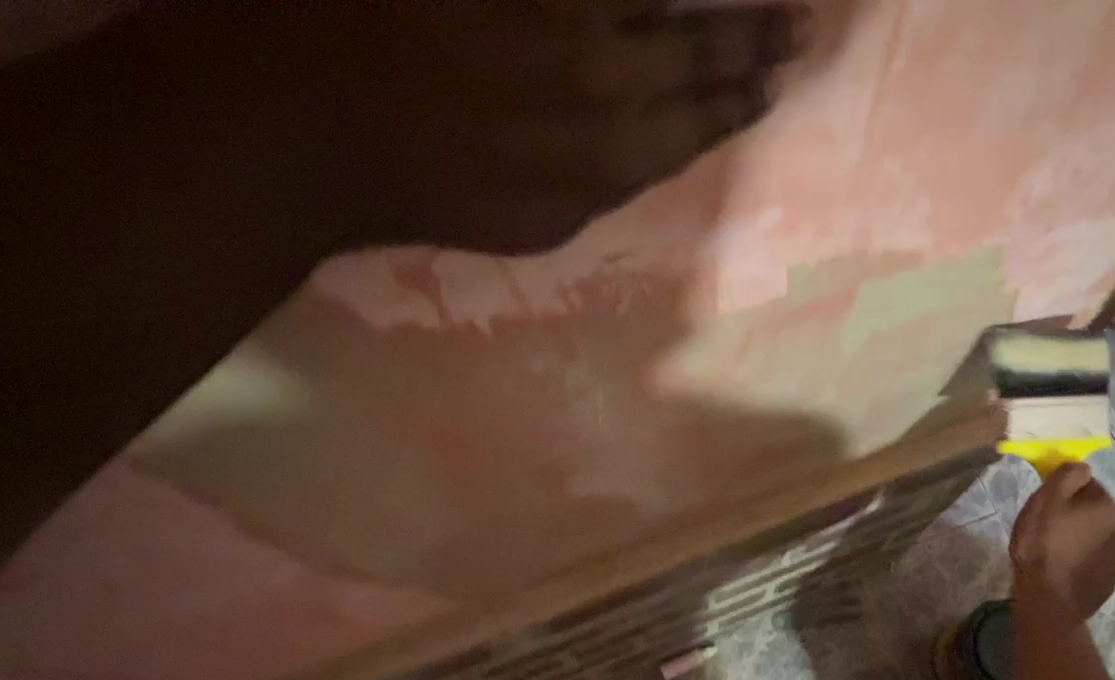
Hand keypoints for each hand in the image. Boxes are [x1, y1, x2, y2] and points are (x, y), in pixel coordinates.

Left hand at [307, 0, 811, 253]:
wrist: (316, 122)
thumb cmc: (425, 191)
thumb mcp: (534, 223)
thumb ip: (600, 186)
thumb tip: (642, 152)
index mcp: (609, 154)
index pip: (700, 121)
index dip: (739, 102)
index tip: (769, 86)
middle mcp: (602, 71)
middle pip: (697, 45)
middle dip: (753, 36)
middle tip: (798, 25)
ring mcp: (559, 12)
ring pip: (658, 2)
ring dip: (719, 11)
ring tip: (765, 12)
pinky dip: (639, 2)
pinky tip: (656, 5)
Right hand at [1009, 462, 1114, 619]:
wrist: (1048, 601)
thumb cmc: (1042, 545)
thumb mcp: (1046, 500)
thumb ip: (1066, 476)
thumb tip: (1084, 467)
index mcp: (1105, 506)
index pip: (1087, 485)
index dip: (1064, 492)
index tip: (1046, 505)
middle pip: (1092, 513)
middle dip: (1074, 516)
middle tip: (1046, 529)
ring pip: (1094, 537)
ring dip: (1078, 539)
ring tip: (1053, 553)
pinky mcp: (1108, 581)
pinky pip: (1092, 561)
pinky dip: (1080, 561)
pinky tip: (1061, 570)